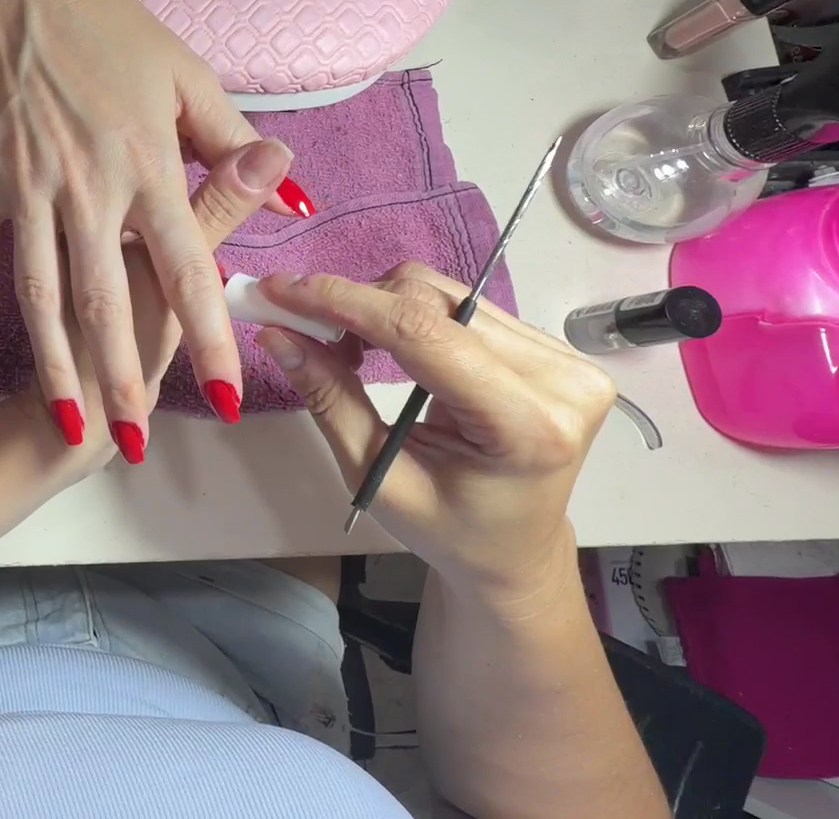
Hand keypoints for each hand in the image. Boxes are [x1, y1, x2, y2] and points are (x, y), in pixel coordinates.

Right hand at [0, 0, 303, 464]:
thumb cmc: (109, 30)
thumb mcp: (187, 74)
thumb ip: (232, 143)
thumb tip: (289, 189)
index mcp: (145, 164)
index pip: (188, 267)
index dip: (212, 337)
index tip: (230, 396)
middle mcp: (85, 189)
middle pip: (104, 300)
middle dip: (120, 376)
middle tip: (133, 437)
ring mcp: (24, 191)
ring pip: (37, 293)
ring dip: (50, 360)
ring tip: (65, 418)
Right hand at [253, 263, 616, 597]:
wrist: (514, 549)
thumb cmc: (446, 529)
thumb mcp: (373, 474)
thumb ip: (329, 398)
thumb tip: (277, 334)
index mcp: (524, 424)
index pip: (422, 333)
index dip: (345, 302)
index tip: (280, 290)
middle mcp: (558, 378)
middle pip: (430, 301)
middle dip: (352, 304)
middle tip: (298, 327)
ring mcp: (561, 356)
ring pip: (440, 292)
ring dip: (374, 305)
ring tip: (340, 344)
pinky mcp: (548, 345)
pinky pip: (456, 303)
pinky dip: (400, 312)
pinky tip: (378, 343)